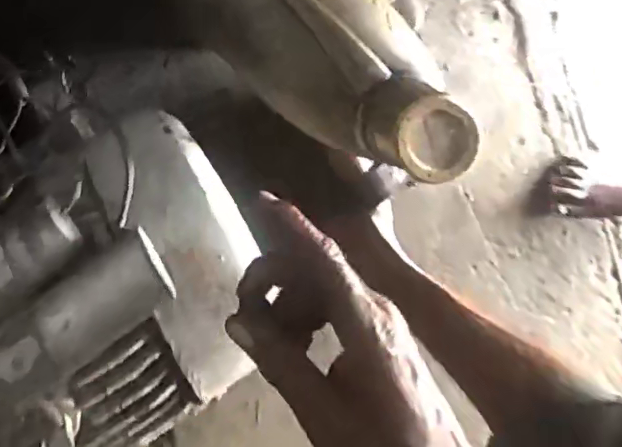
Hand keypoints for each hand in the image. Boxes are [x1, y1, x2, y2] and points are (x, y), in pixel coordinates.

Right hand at [228, 195, 465, 446]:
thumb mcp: (325, 414)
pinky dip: (304, 314)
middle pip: (313, 270)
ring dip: (285, 301)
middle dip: (271, 280)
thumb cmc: (386, 444)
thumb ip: (279, 362)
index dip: (291, 224)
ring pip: (319, 286)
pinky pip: (333, 304)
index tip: (260, 199)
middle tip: (245, 309)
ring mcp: (384, 321)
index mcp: (369, 323)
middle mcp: (379, 309)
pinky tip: (293, 343)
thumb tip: (235, 321)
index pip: (324, 257)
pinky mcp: (384, 335)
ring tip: (268, 336)